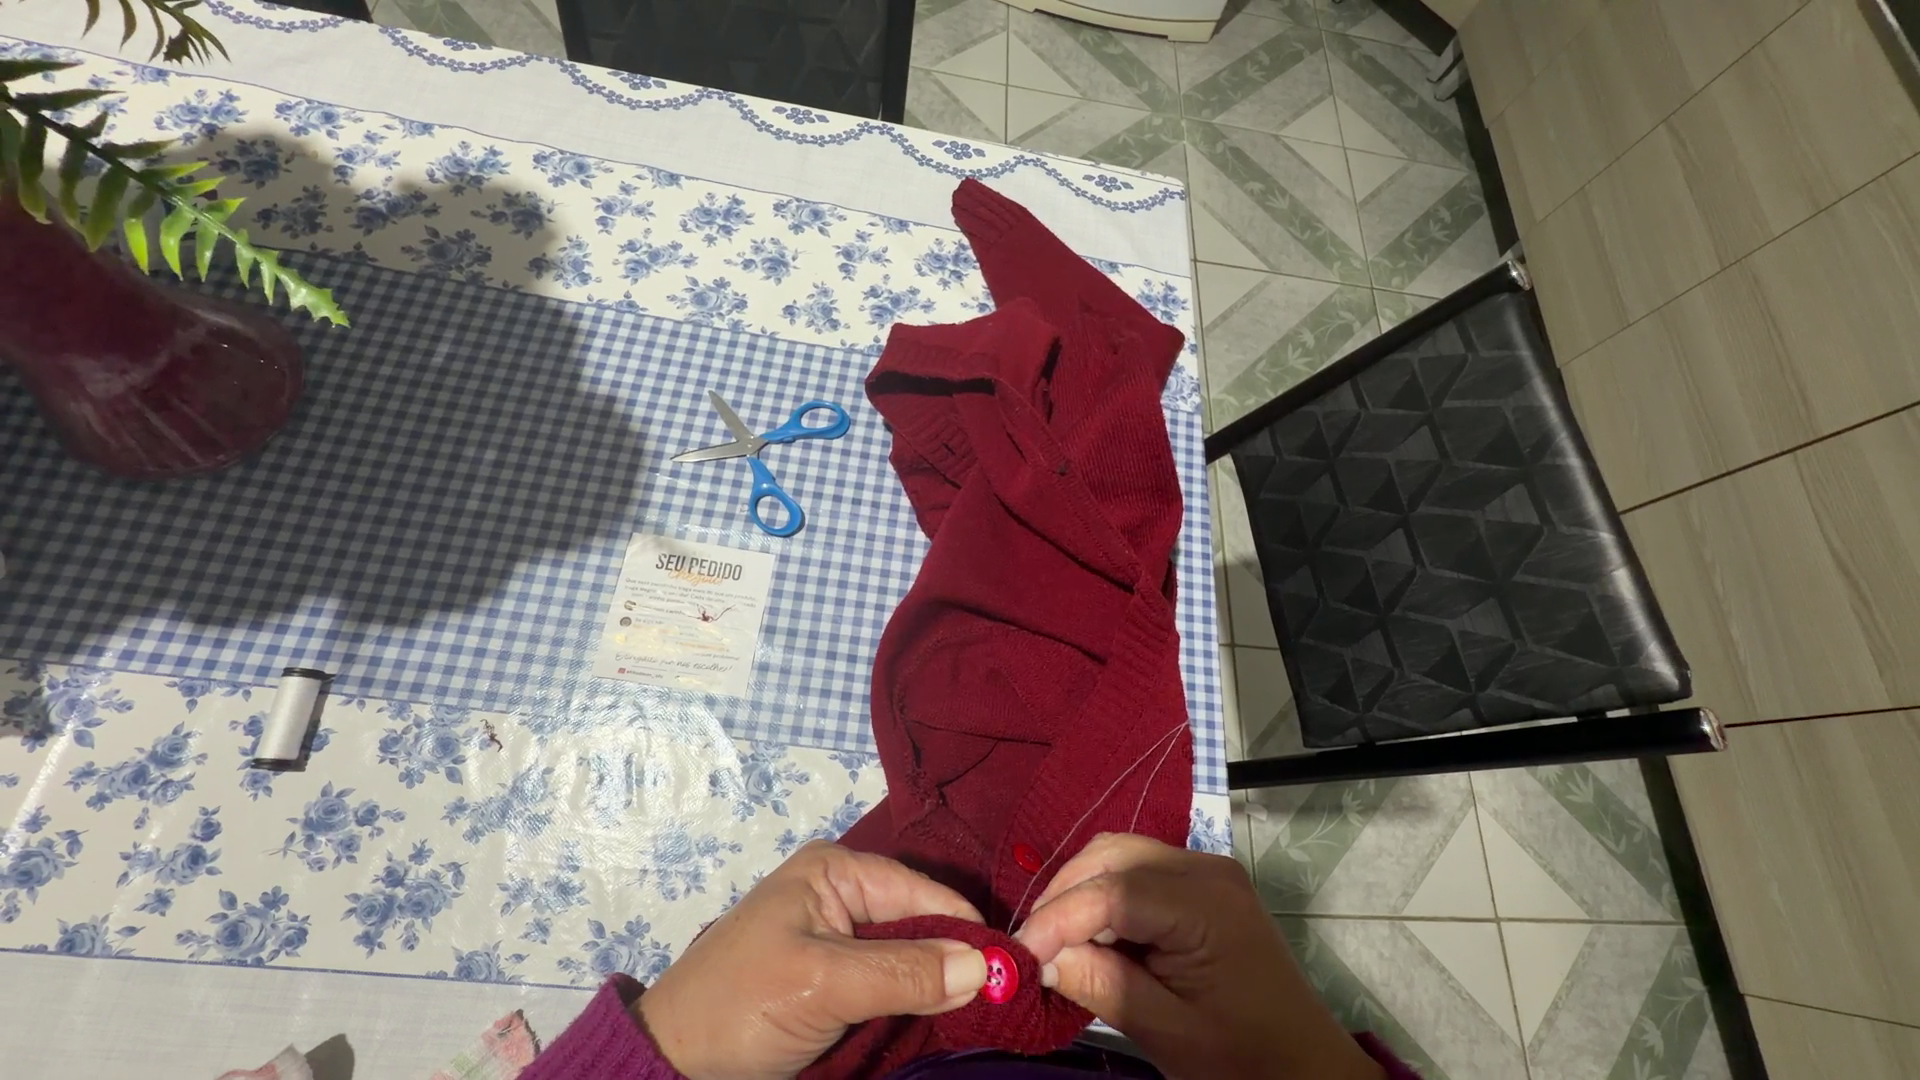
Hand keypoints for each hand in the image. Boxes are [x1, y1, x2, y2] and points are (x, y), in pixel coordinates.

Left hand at [635, 841, 990, 1079]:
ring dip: (938, 984)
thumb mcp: (824, 984)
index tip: (1017, 972)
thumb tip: (986, 967)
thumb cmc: (741, 1006)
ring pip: (909, 954)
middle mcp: (843, 891)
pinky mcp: (835, 975)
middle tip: (1004, 1000)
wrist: (670, 1064)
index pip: (923, 893)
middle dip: (957, 959)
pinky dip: (914, 1000)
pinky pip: (890, 979)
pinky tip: (942, 1019)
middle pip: (920, 921)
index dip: (969, 930)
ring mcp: (839, 935)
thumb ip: (904, 972)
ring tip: (983, 1013)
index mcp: (837, 870)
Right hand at [1013, 833, 1383, 1079]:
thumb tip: (1036, 958)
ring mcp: (1204, 868)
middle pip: (1112, 856)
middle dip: (1064, 894)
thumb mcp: (1166, 1031)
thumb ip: (1099, 985)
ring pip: (1118, 855)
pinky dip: (1104, 895)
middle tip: (1032, 944)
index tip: (1019, 952)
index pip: (1113, 891)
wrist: (1307, 1069)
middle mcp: (1204, 867)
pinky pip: (1136, 870)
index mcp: (1206, 904)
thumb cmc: (1242, 1059)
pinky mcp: (1199, 881)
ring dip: (1080, 891)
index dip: (1059, 916)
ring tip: (1054, 940)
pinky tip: (1089, 933)